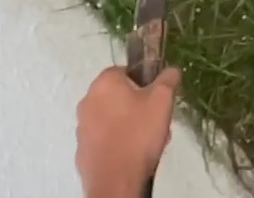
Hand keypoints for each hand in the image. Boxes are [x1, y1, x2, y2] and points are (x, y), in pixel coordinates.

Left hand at [76, 65, 179, 197]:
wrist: (116, 182)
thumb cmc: (139, 133)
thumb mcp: (163, 99)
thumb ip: (168, 78)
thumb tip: (171, 70)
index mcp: (104, 83)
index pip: (125, 71)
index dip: (144, 82)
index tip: (156, 97)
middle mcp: (87, 101)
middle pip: (118, 96)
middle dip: (137, 105)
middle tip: (154, 119)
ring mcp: (81, 129)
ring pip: (111, 118)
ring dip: (127, 124)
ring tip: (147, 140)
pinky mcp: (82, 153)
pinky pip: (104, 140)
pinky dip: (116, 143)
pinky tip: (132, 154)